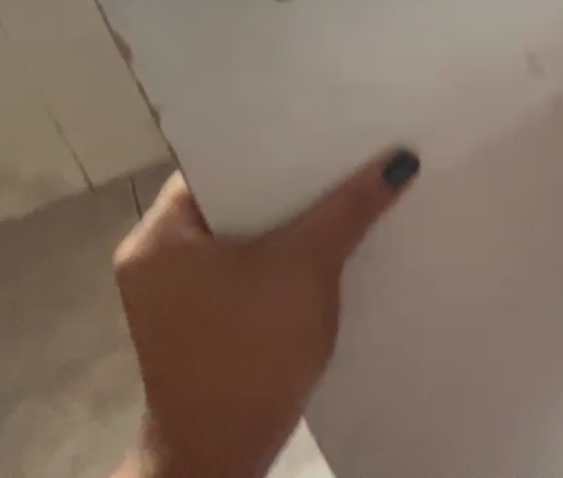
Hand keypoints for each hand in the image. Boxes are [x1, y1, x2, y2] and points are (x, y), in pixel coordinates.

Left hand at [113, 149, 419, 477]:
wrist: (224, 446)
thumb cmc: (249, 346)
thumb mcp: (306, 265)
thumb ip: (352, 205)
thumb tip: (401, 157)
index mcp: (161, 236)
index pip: (222, 164)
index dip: (277, 138)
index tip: (331, 117)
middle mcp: (165, 257)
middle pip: (246, 195)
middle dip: (303, 175)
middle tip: (360, 142)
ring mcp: (190, 289)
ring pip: (260, 228)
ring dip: (307, 211)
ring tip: (363, 179)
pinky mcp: (219, 313)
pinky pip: (265, 258)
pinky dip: (301, 244)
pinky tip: (348, 232)